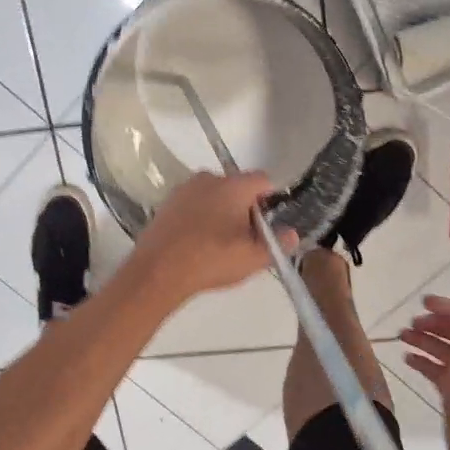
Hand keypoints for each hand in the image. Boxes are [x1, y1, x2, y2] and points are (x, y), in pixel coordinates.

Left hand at [128, 172, 296, 299]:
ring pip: (213, 196)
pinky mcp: (166, 203)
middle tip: (244, 237)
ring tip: (219, 243)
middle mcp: (208, 178)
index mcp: (234, 185)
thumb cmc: (211, 259)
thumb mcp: (253, 258)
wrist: (157, 271)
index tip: (268, 224)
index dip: (270, 199)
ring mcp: (184, 189)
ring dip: (220, 212)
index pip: (263, 179)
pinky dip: (199, 218)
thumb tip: (292, 234)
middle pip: (236, 187)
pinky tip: (196, 242)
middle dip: (244, 207)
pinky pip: (192, 205)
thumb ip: (277, 244)